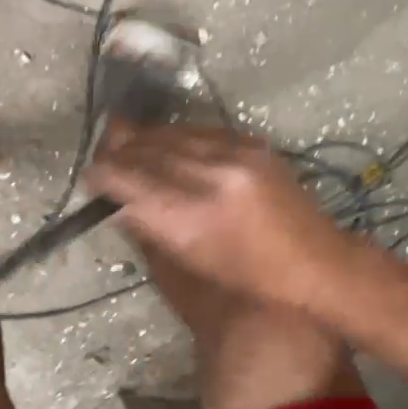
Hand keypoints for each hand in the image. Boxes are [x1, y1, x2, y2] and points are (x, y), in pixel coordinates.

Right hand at [84, 123, 361, 304]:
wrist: (317, 262)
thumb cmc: (250, 278)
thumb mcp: (191, 261)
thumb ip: (149, 227)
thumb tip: (117, 202)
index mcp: (193, 216)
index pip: (130, 181)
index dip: (103, 174)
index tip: (90, 176)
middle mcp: (211, 176)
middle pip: (145, 151)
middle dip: (117, 153)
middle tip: (102, 159)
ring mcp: (234, 154)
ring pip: (169, 134)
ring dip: (143, 141)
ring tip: (128, 149)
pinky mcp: (250, 142)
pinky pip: (197, 130)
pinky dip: (174, 138)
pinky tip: (165, 146)